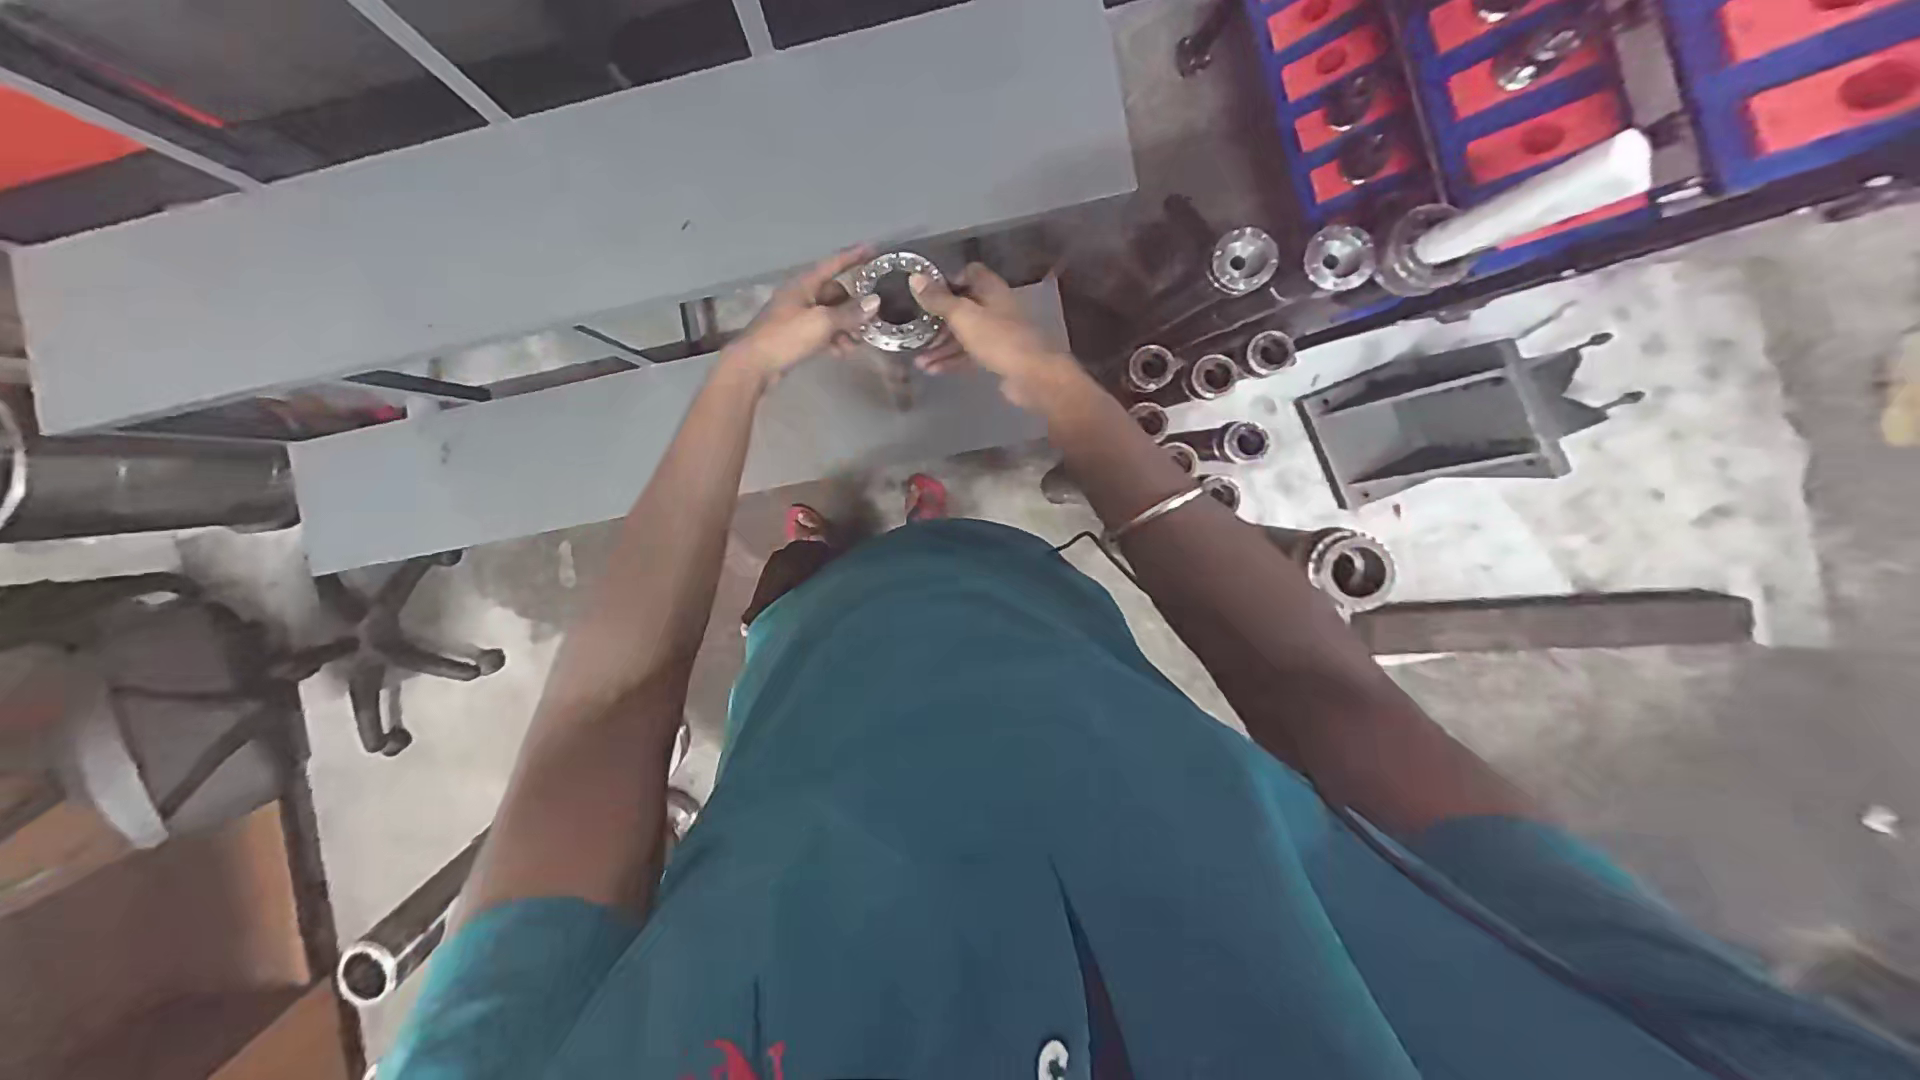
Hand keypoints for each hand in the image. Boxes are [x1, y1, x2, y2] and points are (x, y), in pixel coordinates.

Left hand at [723, 246, 878, 380]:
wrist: (754, 365)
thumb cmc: (786, 337)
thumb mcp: (822, 322)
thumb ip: (850, 313)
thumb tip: (875, 302)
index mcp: (804, 284)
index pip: (833, 264)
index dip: (853, 256)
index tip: (873, 249)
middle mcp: (801, 296)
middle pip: (835, 293)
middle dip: (854, 305)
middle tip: (873, 317)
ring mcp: (798, 317)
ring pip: (830, 315)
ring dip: (846, 326)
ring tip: (858, 341)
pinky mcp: (796, 336)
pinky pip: (822, 332)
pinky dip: (834, 339)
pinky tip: (843, 352)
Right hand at [907, 264, 1083, 407]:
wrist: (1032, 376)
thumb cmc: (999, 339)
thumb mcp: (963, 316)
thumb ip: (938, 299)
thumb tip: (915, 278)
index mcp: (992, 290)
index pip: (969, 273)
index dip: (948, 280)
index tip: (927, 293)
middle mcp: (996, 308)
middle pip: (964, 308)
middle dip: (939, 320)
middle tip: (917, 331)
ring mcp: (998, 334)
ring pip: (965, 335)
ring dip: (942, 346)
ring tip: (919, 359)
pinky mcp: (998, 358)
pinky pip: (969, 355)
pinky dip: (952, 360)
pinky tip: (933, 370)